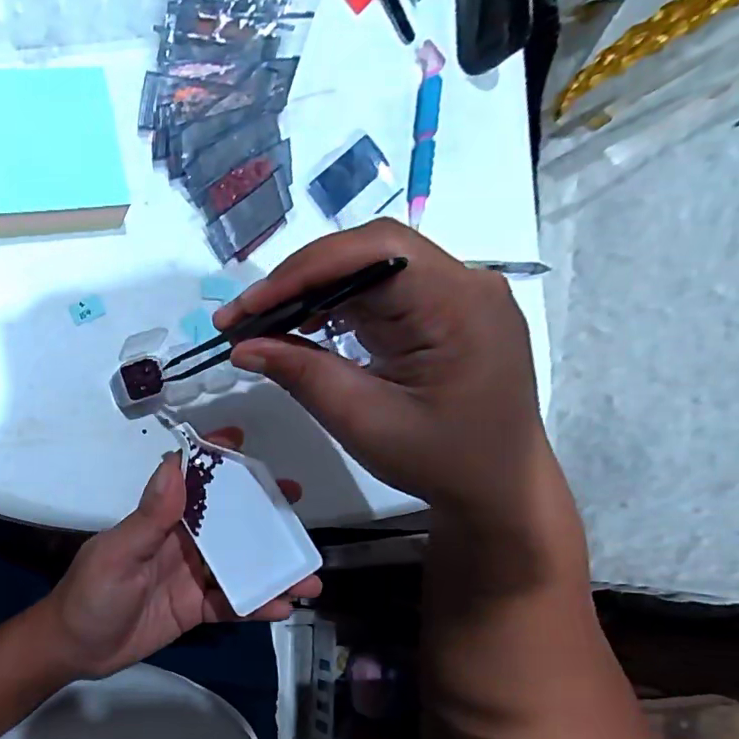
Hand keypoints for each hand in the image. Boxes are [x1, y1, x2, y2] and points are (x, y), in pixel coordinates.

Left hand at [35, 431, 319, 678]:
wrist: (76, 649)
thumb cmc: (90, 595)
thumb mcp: (117, 554)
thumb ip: (149, 517)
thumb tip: (175, 466)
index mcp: (156, 523)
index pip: (188, 484)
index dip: (212, 462)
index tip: (243, 441)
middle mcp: (178, 544)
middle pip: (226, 523)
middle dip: (261, 513)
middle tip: (297, 505)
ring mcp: (188, 577)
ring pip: (237, 565)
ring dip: (271, 568)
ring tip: (308, 576)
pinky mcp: (193, 609)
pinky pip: (231, 603)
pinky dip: (257, 604)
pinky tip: (283, 607)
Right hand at [217, 220, 555, 526]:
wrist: (498, 486)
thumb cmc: (440, 459)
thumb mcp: (363, 421)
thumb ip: (303, 376)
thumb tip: (242, 347)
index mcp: (457, 304)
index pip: (375, 252)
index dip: (304, 270)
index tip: (249, 307)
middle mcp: (460, 285)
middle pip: (367, 251)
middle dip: (297, 278)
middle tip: (240, 317)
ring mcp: (449, 297)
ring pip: (365, 268)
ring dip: (306, 291)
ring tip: (256, 324)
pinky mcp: (433, 314)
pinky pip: (373, 292)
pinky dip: (327, 305)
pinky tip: (296, 327)